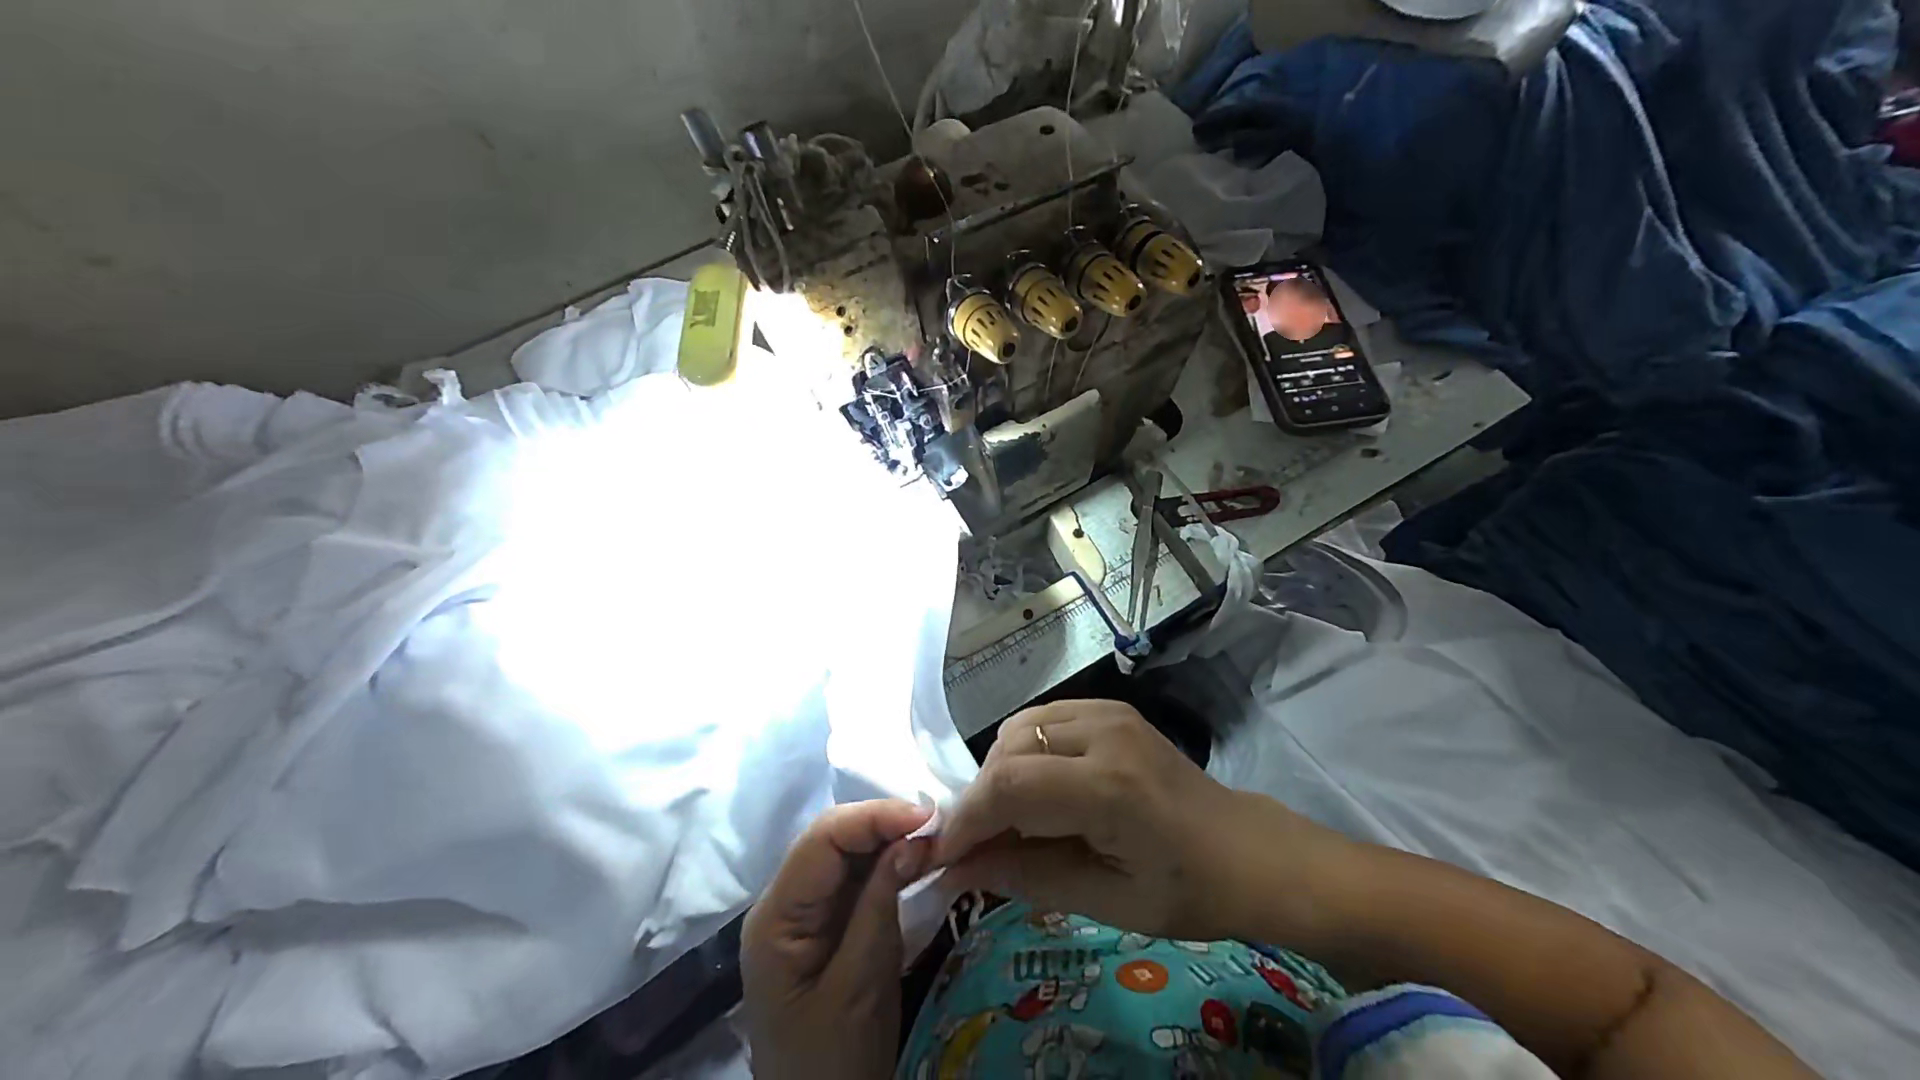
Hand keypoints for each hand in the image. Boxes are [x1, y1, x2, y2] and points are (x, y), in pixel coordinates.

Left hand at [742, 800, 934, 1079]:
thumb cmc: (831, 1062)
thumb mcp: (859, 987)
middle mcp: (784, 901)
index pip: (821, 840)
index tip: (927, 817)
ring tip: (934, 837)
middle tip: (938, 826)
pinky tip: (916, 860)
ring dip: (890, 839)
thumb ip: (878, 906)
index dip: (873, 817)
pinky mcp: (826, 922)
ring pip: (846, 852)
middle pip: (831, 839)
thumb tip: (911, 839)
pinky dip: (888, 863)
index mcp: (776, 917)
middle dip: (884, 823)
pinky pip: (855, 876)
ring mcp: (804, 911)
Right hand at [933, 700, 1329, 940]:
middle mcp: (1104, 733)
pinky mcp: (1109, 708)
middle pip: (1007, 750)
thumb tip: (958, 867)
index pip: (1009, 786)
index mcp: (1110, 787)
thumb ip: (1027, 877)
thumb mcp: (1107, 901)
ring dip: (999, 774)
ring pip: (1018, 728)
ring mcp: (1108, 712)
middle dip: (980, 800)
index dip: (967, 820)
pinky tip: (1037, 789)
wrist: (1250, 851)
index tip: (944, 856)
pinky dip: (1022, 752)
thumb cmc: (1188, 891)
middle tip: (978, 847)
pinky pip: (1041, 719)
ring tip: (1009, 821)